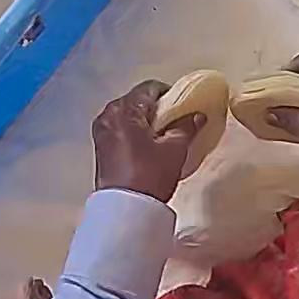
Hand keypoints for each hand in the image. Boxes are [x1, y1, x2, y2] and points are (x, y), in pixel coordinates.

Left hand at [92, 80, 202, 203]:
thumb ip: (187, 126)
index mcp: (125, 109)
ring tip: (163, 136)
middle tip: (175, 121)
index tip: (183, 107)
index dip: (169, 94)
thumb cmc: (149, 174)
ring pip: (128, 115)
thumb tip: (198, 115)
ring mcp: (101, 131)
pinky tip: (148, 146)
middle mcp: (108, 114)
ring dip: (145, 120)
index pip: (150, 88)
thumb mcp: (174, 149)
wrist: (125, 210)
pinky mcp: (100, 146)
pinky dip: (134, 131)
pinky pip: (120, 128)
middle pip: (137, 100)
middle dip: (156, 108)